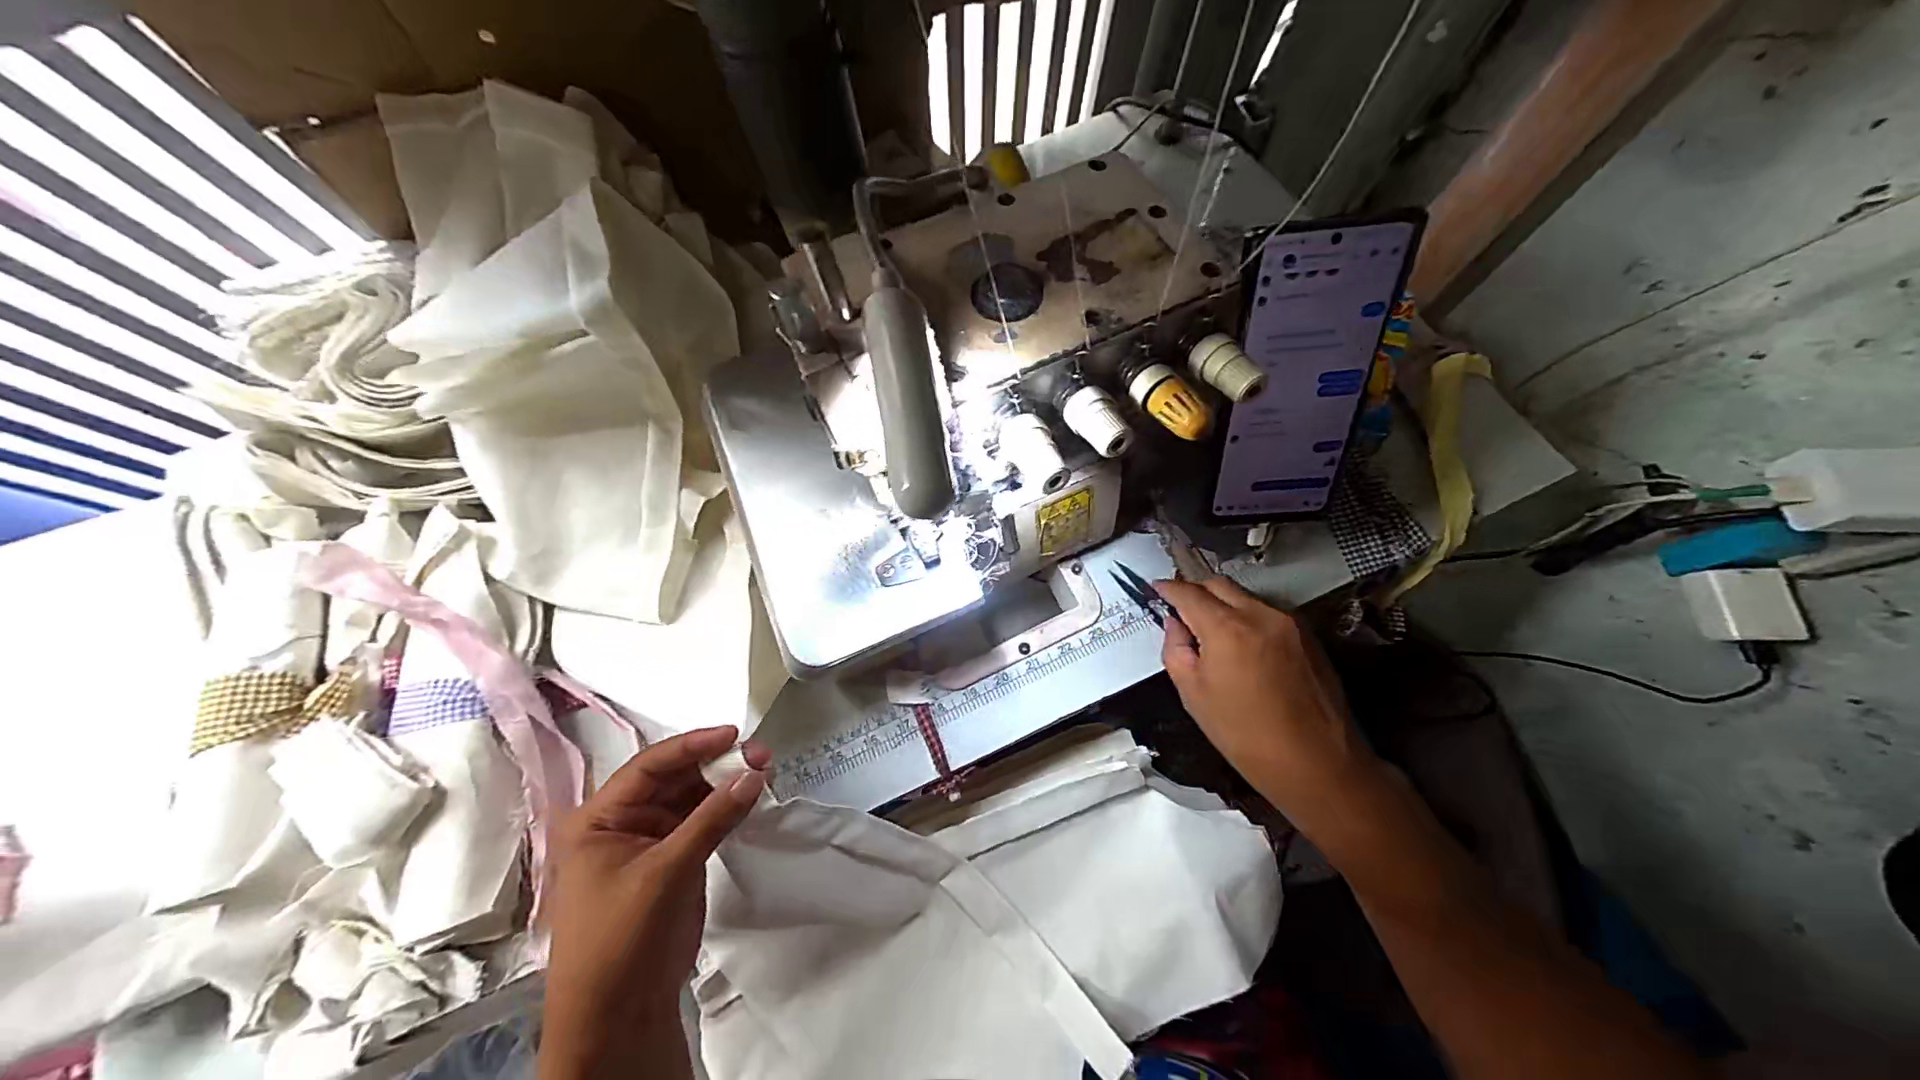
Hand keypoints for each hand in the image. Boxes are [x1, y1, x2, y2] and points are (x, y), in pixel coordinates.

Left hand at [539, 726, 771, 1079]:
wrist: (619, 1014)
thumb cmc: (623, 937)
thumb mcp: (666, 871)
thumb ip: (712, 818)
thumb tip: (753, 774)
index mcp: (599, 818)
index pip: (649, 766)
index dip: (692, 746)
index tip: (734, 734)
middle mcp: (622, 822)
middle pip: (674, 779)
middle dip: (716, 764)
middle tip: (760, 755)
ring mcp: (649, 842)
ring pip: (692, 798)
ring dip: (725, 784)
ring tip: (763, 771)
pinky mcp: (673, 861)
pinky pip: (702, 822)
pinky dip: (726, 809)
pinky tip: (751, 798)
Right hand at [1156, 576, 1379, 826]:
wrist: (1317, 763)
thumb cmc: (1245, 735)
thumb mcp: (1193, 694)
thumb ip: (1176, 649)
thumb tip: (1176, 625)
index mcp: (1227, 628)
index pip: (1189, 592)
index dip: (1168, 588)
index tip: (1156, 590)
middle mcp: (1261, 615)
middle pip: (1219, 585)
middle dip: (1196, 591)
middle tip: (1180, 610)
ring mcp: (1290, 623)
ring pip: (1246, 597)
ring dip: (1223, 604)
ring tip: (1211, 632)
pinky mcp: (1309, 636)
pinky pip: (1268, 614)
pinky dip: (1247, 619)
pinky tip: (1242, 647)